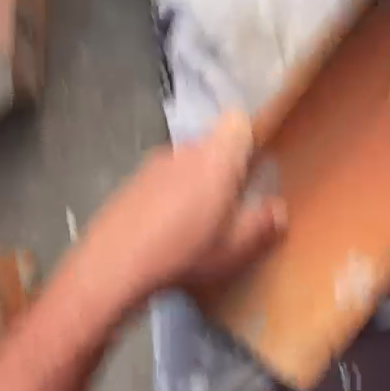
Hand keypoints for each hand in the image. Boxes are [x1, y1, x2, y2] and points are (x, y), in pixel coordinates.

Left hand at [64, 110, 286, 315]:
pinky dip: (169, 194)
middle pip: (213, 144)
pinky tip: (164, 229)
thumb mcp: (232, 251)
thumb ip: (260, 226)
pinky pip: (163, 177)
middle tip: (228, 206)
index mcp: (216, 159)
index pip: (238, 122)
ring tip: (194, 223)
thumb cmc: (182, 255)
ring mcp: (154, 163)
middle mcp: (185, 151)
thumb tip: (278, 210)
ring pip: (187, 162)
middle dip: (223, 168)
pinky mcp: (132, 180)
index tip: (252, 169)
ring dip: (195, 182)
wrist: (110, 267)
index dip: (248, 140)